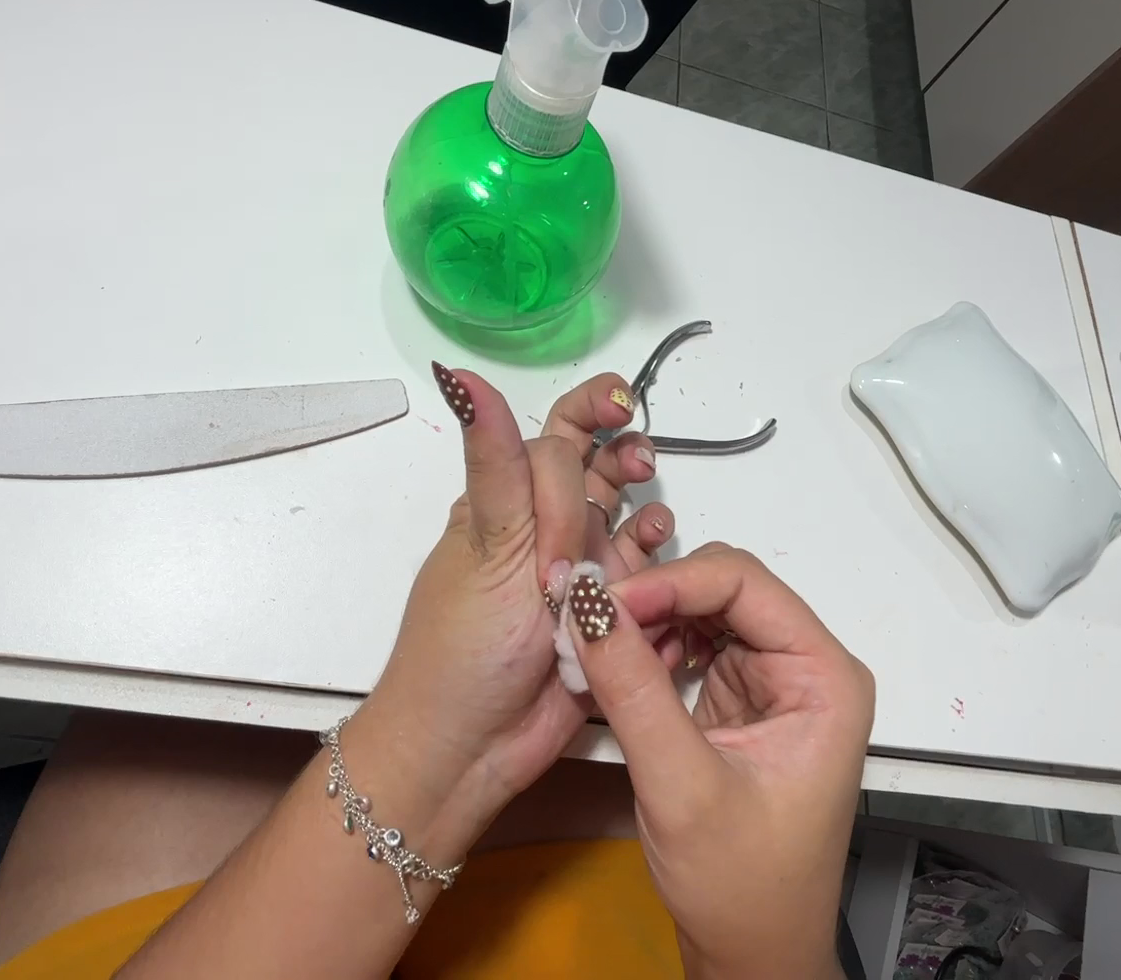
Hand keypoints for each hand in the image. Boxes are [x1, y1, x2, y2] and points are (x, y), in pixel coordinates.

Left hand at [349, 366, 682, 854]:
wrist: (472, 746)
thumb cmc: (466, 641)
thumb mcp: (487, 543)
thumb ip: (496, 461)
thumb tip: (458, 374)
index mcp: (510, 501)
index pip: (558, 437)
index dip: (591, 412)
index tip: (622, 406)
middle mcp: (546, 528)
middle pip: (597, 468)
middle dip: (624, 454)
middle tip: (638, 465)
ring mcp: (578, 571)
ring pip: (624, 518)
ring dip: (646, 507)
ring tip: (654, 520)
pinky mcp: (606, 613)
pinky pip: (641, 574)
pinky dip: (657, 562)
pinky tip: (662, 564)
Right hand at [568, 545, 875, 979]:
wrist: (750, 952)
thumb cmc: (739, 884)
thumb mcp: (681, 787)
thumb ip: (634, 690)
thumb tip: (586, 602)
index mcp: (823, 677)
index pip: (744, 584)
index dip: (672, 581)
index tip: (602, 603)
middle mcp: (804, 664)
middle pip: (724, 585)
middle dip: (657, 598)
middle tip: (593, 626)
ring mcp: (771, 676)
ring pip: (702, 605)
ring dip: (648, 620)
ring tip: (601, 653)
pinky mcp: (738, 692)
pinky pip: (689, 638)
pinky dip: (650, 644)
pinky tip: (624, 670)